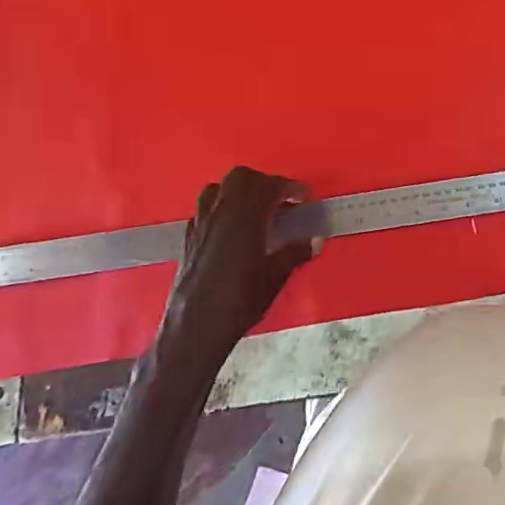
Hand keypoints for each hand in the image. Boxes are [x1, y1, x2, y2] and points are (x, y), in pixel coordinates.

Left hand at [165, 167, 320, 354]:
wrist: (195, 327)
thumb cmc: (239, 301)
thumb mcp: (274, 278)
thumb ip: (295, 253)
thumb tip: (315, 240)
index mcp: (245, 217)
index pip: (270, 186)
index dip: (290, 187)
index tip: (303, 195)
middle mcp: (221, 212)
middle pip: (242, 178)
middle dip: (264, 182)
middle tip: (280, 200)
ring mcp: (201, 222)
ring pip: (219, 187)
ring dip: (240, 190)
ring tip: (254, 208)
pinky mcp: (189, 236)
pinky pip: (205, 207)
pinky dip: (221, 206)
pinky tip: (230, 226)